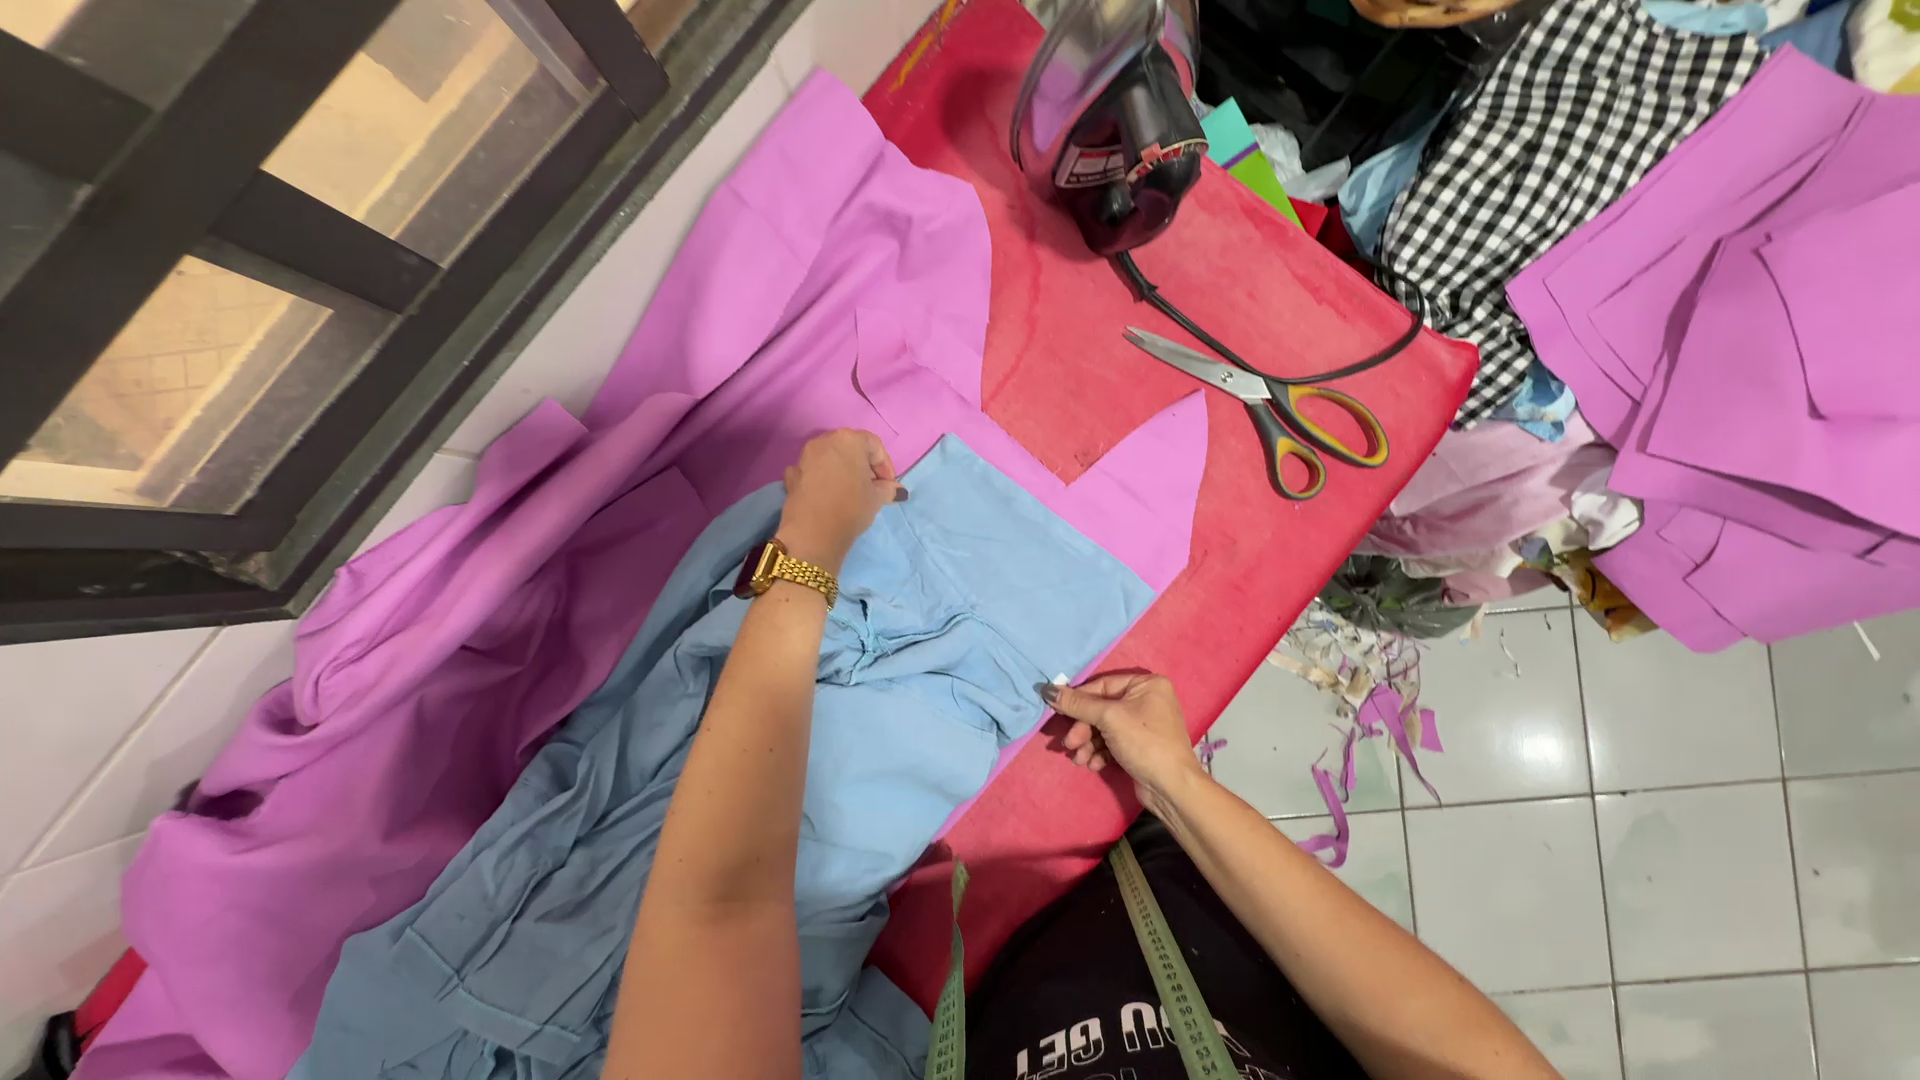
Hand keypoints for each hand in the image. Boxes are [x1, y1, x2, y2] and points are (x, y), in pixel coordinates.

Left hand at [777, 429, 902, 571]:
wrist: (812, 532)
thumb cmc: (851, 507)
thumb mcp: (877, 498)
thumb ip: (888, 489)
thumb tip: (895, 490)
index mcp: (848, 440)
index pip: (874, 446)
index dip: (886, 466)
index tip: (889, 486)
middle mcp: (824, 441)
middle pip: (850, 448)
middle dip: (864, 466)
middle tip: (873, 488)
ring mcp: (804, 457)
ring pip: (830, 458)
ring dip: (843, 471)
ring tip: (851, 494)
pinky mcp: (791, 475)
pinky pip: (813, 472)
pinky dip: (822, 480)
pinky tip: (829, 496)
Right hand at [1045, 673, 1208, 812]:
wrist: (1171, 787)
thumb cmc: (1144, 742)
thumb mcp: (1108, 718)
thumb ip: (1077, 704)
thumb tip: (1047, 689)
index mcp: (1146, 684)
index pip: (1102, 686)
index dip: (1077, 700)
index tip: (1057, 712)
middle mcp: (1147, 700)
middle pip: (1101, 709)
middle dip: (1083, 729)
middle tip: (1070, 744)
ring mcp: (1144, 725)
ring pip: (1104, 729)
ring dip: (1088, 744)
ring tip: (1080, 759)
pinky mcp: (1139, 746)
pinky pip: (1112, 743)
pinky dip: (1100, 753)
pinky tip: (1094, 765)